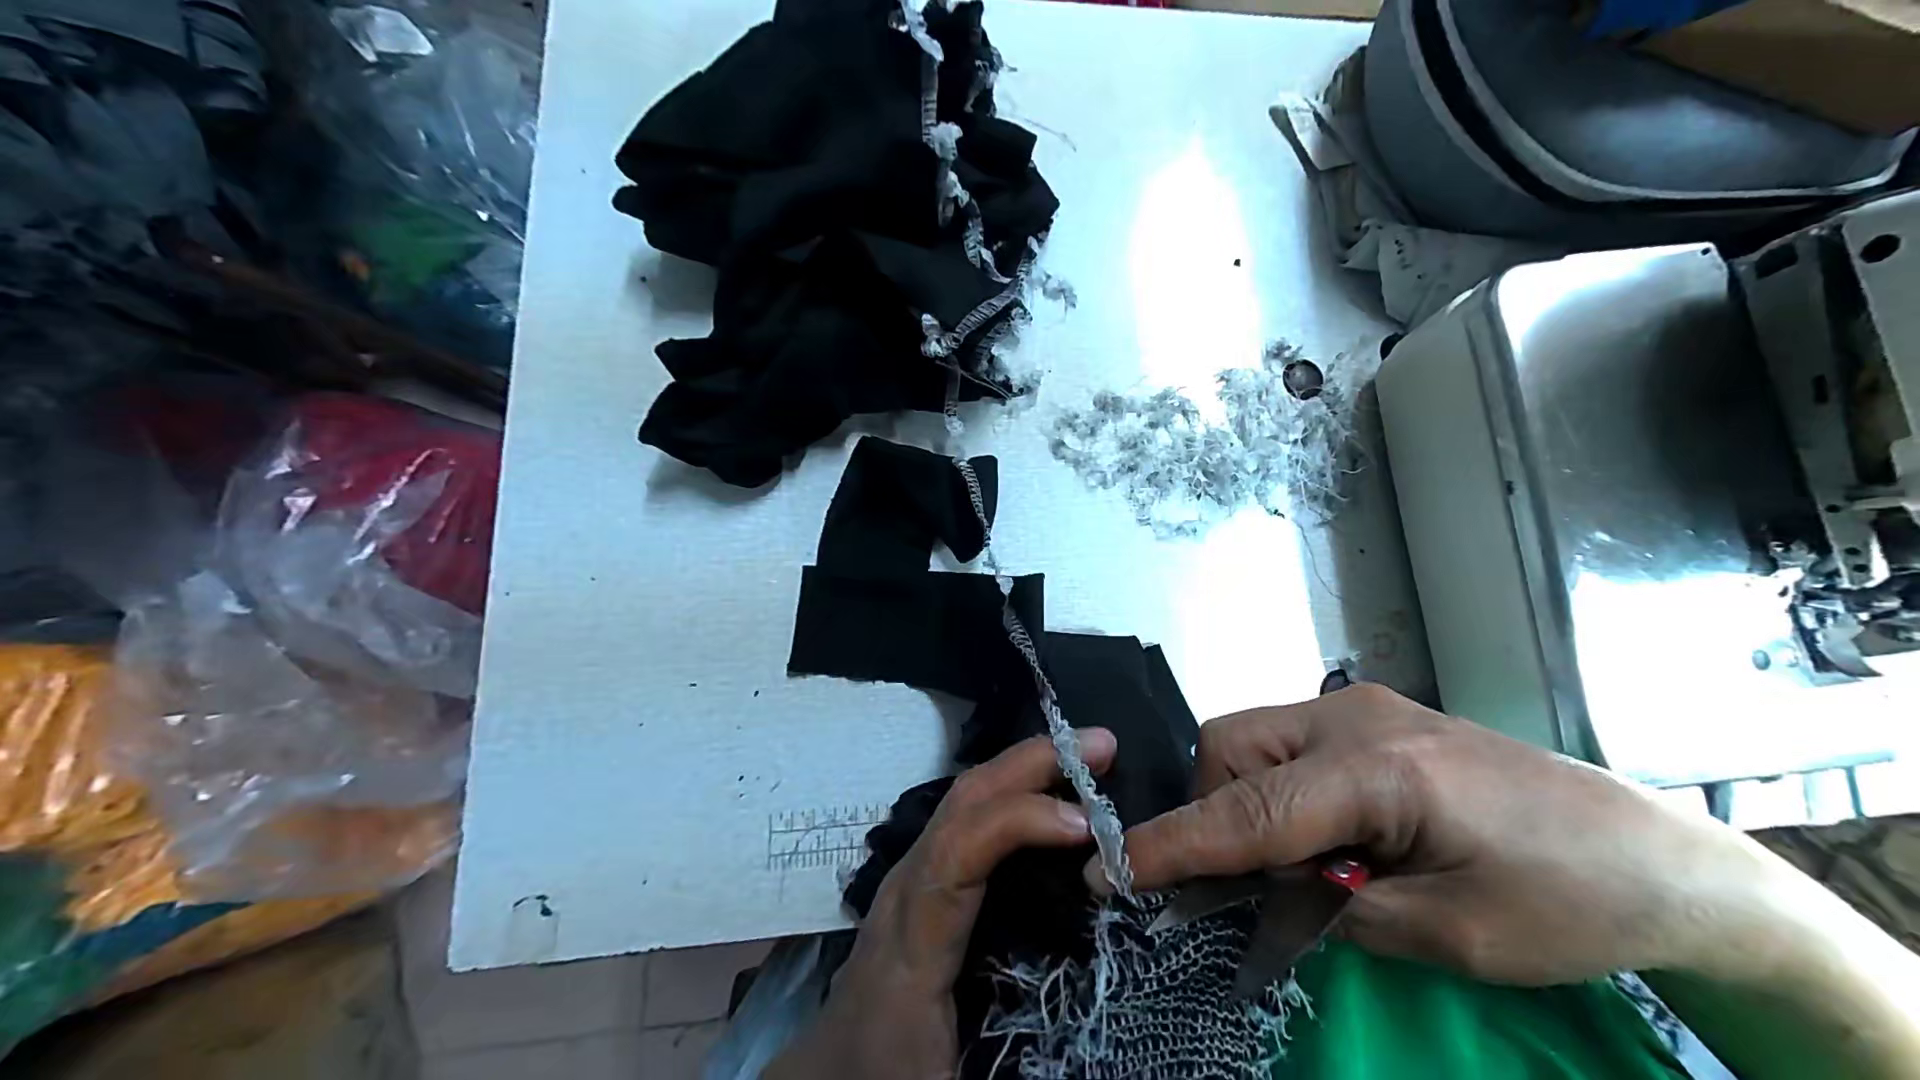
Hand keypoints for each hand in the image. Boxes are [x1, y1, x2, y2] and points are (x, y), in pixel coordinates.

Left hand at [767, 729, 1115, 1079]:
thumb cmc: (887, 1076)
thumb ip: (1025, 1057)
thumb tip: (1108, 1033)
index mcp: (909, 946)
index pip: (953, 855)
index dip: (1016, 822)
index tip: (1085, 825)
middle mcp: (903, 893)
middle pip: (958, 806)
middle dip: (1028, 763)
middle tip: (1101, 747)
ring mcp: (909, 879)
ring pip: (960, 803)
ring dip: (1023, 769)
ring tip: (1082, 759)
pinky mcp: (921, 883)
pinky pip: (965, 822)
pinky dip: (1011, 794)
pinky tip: (1046, 793)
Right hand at [1101, 683, 1783, 985]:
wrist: (1663, 858)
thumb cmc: (1569, 904)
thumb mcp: (1446, 935)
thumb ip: (1332, 905)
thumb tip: (1258, 888)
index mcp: (1380, 769)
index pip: (1248, 810)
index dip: (1176, 844)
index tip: (1112, 868)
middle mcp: (1353, 716)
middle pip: (1229, 746)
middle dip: (1215, 812)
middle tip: (1251, 880)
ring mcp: (1360, 707)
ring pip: (1248, 738)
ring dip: (1243, 798)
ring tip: (1295, 859)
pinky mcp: (1370, 716)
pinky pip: (1283, 741)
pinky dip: (1274, 786)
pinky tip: (1318, 828)